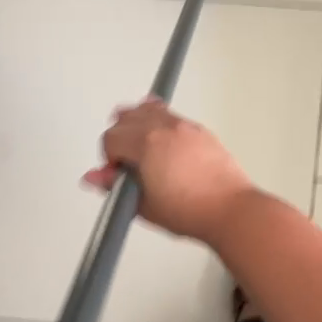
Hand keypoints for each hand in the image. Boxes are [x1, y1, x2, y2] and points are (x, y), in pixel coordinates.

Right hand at [83, 98, 259, 241]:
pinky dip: (160, 120)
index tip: (116, 174)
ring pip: (149, 109)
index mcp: (146, 144)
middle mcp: (164, 128)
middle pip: (127, 117)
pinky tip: (161, 135)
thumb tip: (92, 177)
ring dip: (137, 123)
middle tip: (124, 161)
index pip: (111, 138)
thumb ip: (114, 186)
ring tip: (139, 144)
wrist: (229, 210)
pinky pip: (171, 115)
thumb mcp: (143, 205)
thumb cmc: (190, 211)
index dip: (108, 157)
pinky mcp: (200, 131)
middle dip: (119, 137)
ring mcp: (184, 126)